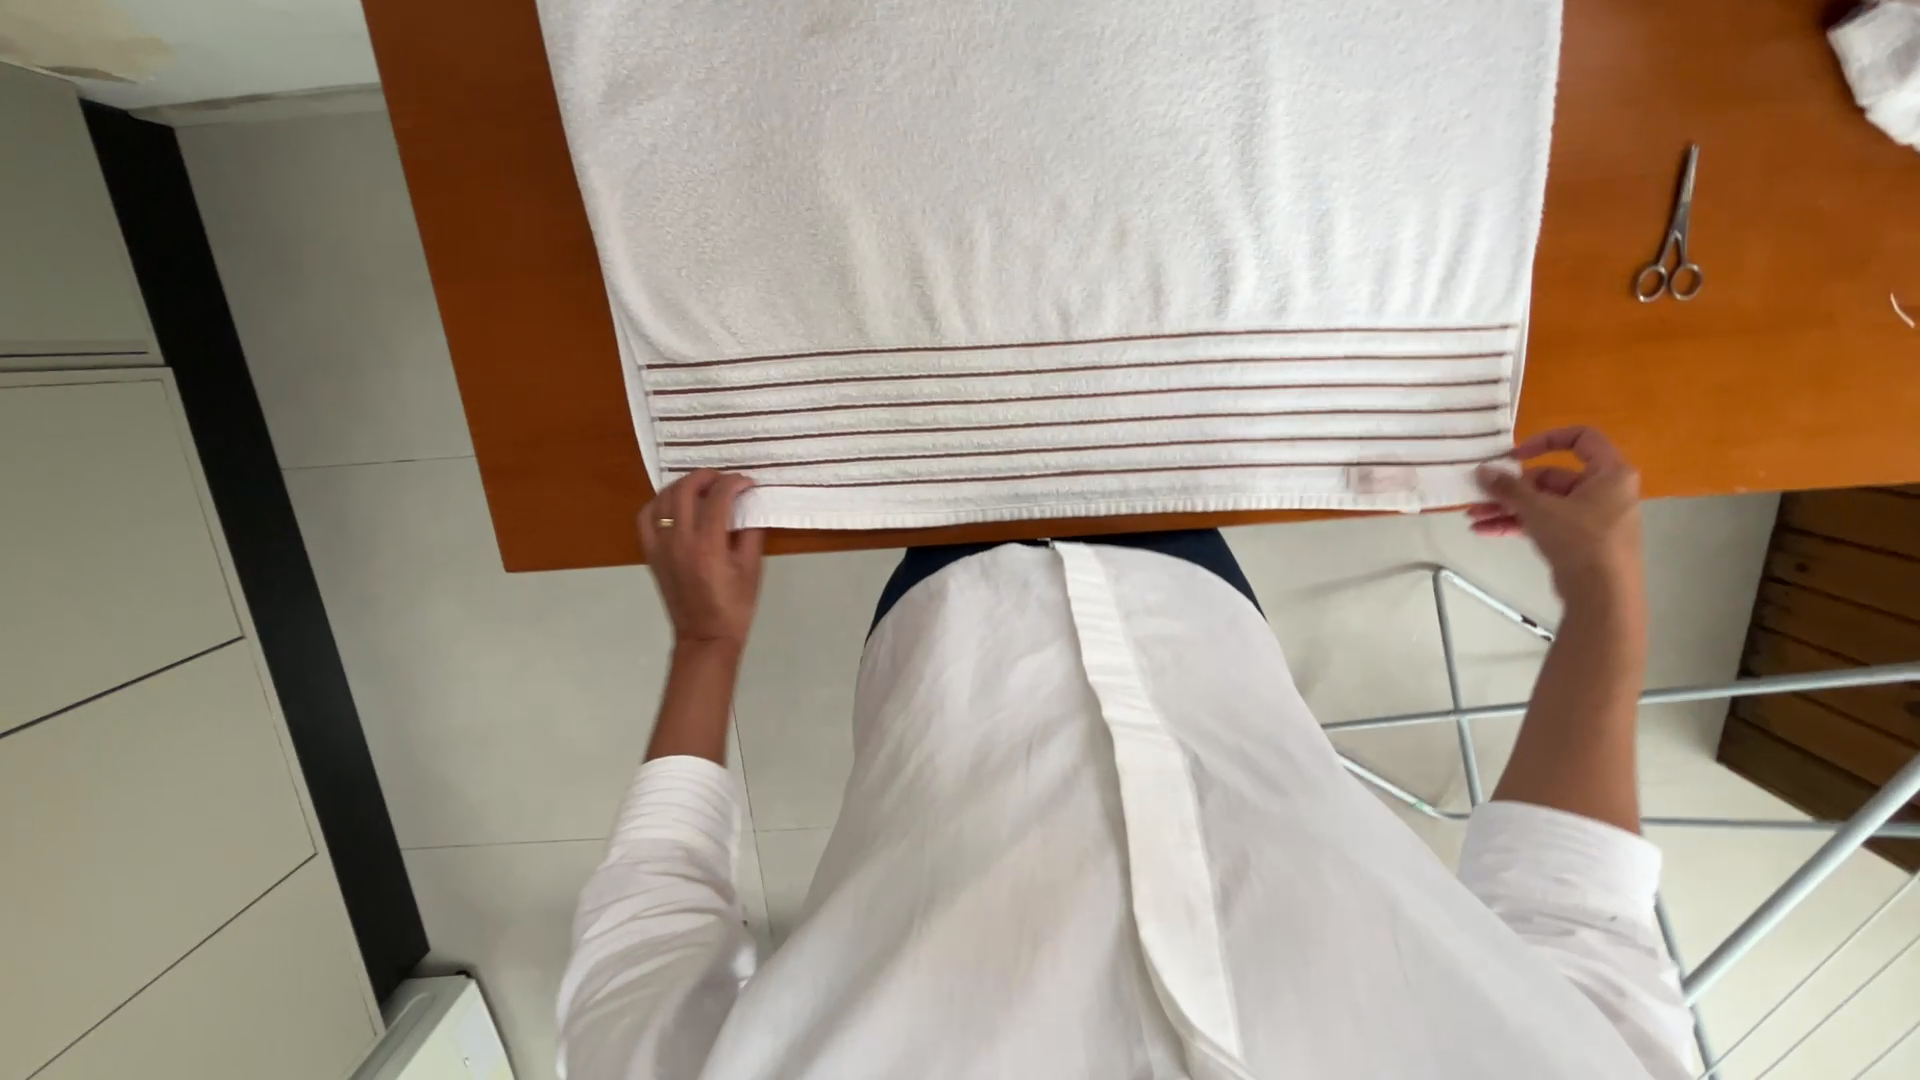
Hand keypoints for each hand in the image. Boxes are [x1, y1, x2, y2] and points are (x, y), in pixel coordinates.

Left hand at [639, 470, 765, 649]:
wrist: (705, 636)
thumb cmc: (735, 606)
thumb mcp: (752, 568)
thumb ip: (751, 533)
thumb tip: (749, 506)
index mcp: (709, 545)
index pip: (718, 497)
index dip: (734, 483)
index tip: (747, 482)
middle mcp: (680, 541)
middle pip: (685, 490)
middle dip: (706, 476)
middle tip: (723, 478)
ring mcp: (661, 546)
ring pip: (662, 499)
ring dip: (682, 485)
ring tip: (700, 486)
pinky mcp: (650, 553)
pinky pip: (646, 517)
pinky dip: (659, 503)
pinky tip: (674, 504)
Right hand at [1467, 425, 1643, 604]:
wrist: (1602, 593)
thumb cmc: (1580, 540)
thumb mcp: (1539, 510)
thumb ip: (1508, 488)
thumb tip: (1482, 470)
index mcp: (1609, 473)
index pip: (1581, 438)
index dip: (1545, 441)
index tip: (1514, 456)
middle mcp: (1604, 490)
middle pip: (1551, 477)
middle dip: (1511, 488)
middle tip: (1480, 496)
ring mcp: (1592, 515)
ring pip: (1543, 502)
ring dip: (1507, 508)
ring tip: (1474, 517)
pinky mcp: (1580, 537)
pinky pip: (1545, 521)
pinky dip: (1518, 523)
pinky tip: (1486, 531)